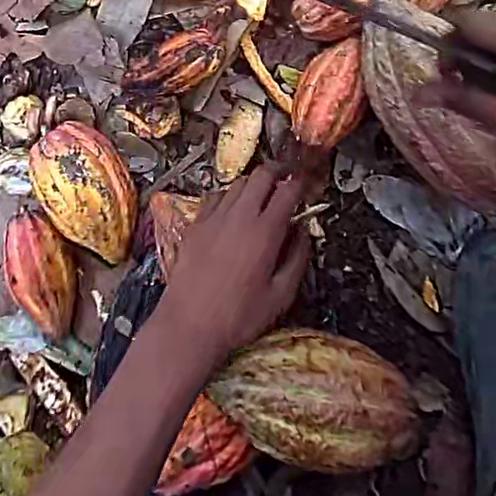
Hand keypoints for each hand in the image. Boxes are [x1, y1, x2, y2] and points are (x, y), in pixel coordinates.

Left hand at [150, 162, 311, 370]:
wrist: (189, 324)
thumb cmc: (239, 316)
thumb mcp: (280, 296)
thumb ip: (297, 259)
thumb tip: (304, 232)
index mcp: (264, 231)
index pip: (287, 191)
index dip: (300, 184)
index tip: (306, 187)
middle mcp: (239, 216)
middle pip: (261, 175)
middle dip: (279, 171)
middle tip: (287, 179)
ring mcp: (214, 217)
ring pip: (238, 182)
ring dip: (254, 183)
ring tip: (262, 195)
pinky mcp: (196, 224)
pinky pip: (216, 196)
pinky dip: (230, 195)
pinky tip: (232, 209)